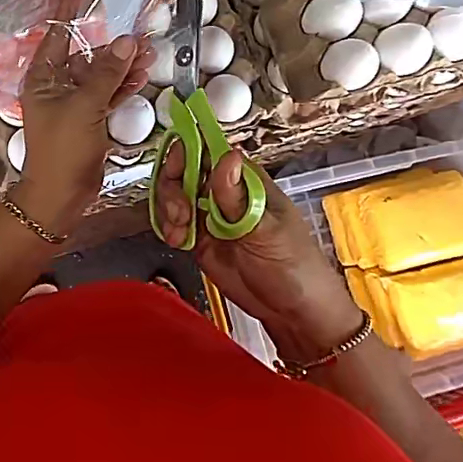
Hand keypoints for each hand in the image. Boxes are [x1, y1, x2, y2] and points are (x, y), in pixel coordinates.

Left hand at [15, 23, 146, 233]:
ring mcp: (73, 103)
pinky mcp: (88, 119)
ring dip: (122, 67)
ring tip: (148, 56)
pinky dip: (122, 87)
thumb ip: (107, 73)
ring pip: (100, 76)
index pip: (57, 36)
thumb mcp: (85, 107)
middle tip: (140, 38)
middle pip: (86, 57)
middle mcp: (56, 86)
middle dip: (112, 48)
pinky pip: (107, 95)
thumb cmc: (63, 148)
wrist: (62, 195)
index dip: (69, 12)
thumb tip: (127, 42)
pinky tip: (141, 77)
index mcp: (43, 78)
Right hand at [154, 145, 364, 360]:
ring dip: (169, 209)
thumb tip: (228, 154)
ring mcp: (210, 214)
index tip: (176, 170)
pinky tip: (177, 242)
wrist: (293, 313)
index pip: (209, 147)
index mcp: (244, 179)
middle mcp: (224, 191)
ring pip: (174, 194)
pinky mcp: (199, 238)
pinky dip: (168, 228)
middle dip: (173, 186)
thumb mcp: (265, 230)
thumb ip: (238, 196)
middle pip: (183, 168)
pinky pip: (172, 222)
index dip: (187, 151)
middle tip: (181, 212)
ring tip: (180, 232)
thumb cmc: (294, 265)